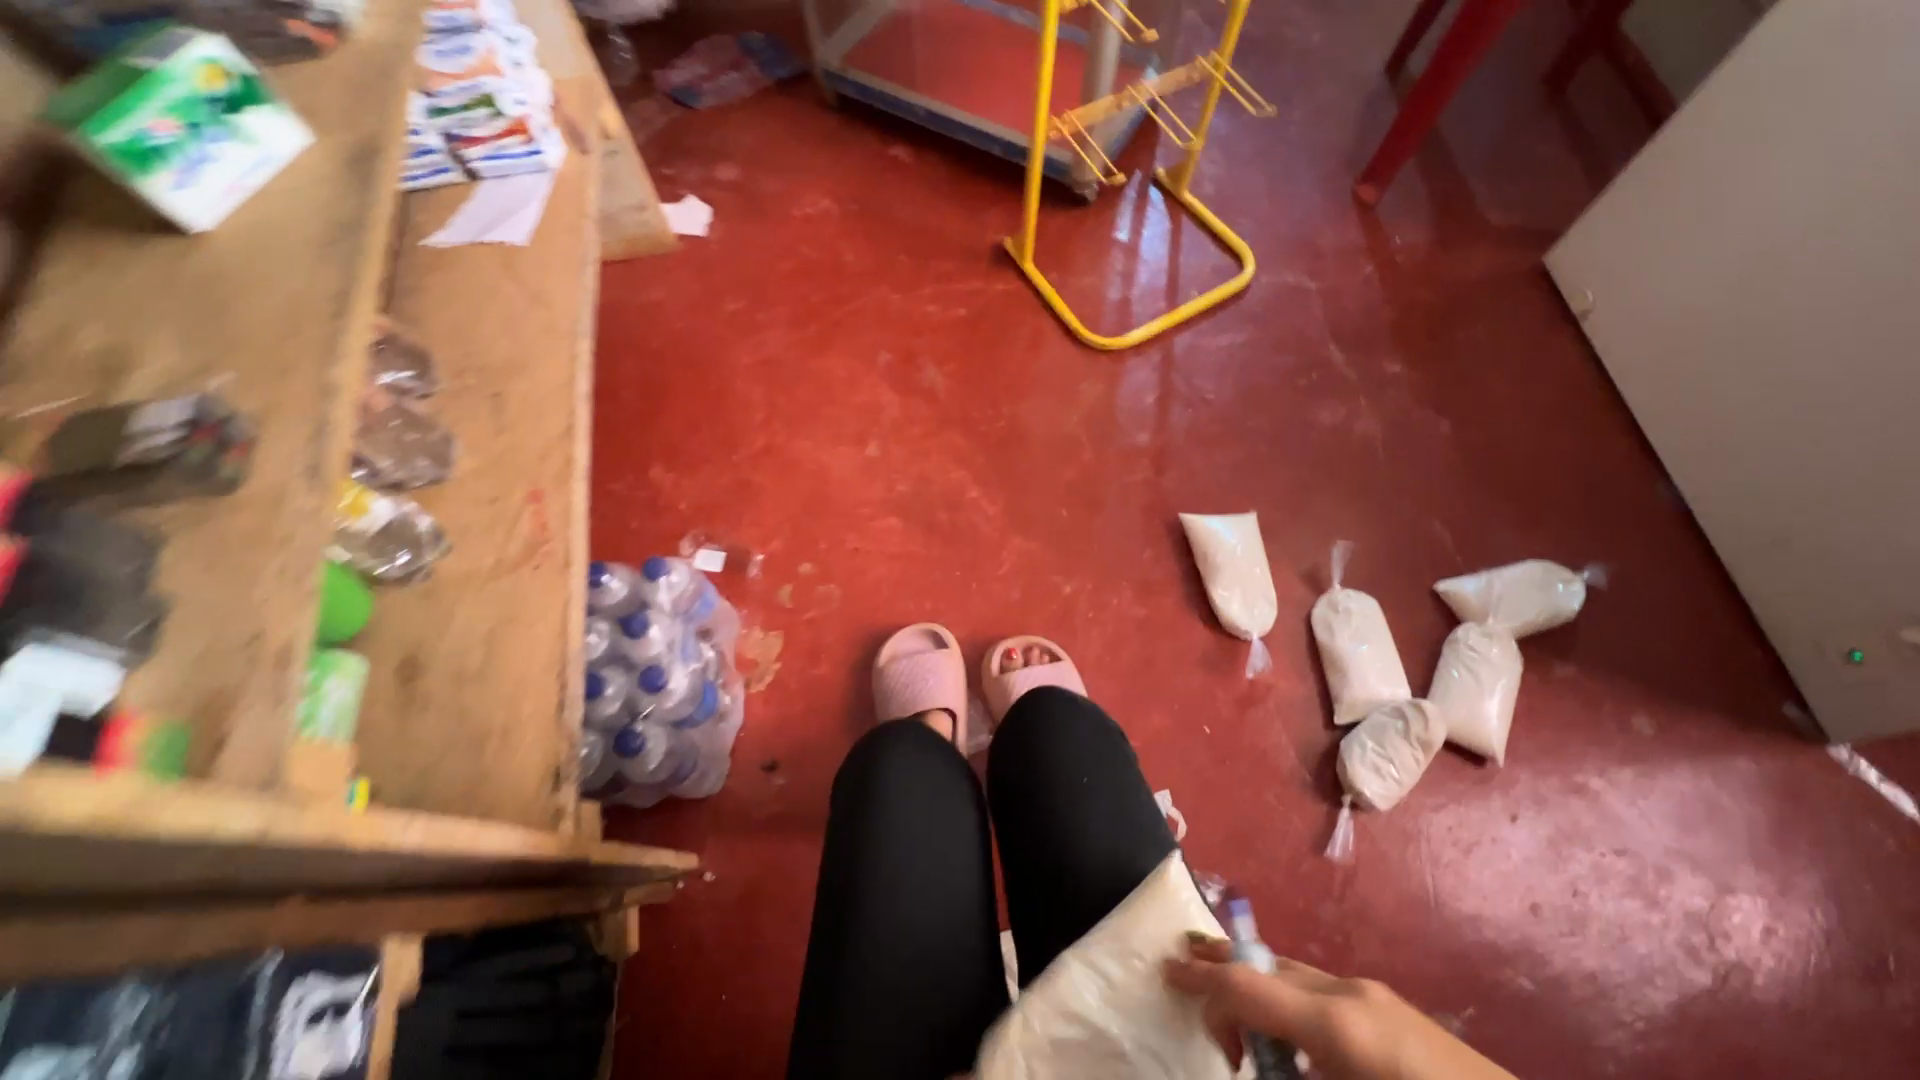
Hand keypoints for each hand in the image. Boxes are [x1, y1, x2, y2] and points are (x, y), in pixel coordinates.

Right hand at [1163, 936, 1516, 1079]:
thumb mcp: (1338, 1078)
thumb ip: (1292, 1066)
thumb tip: (1253, 1051)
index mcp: (1337, 1026)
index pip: (1248, 989)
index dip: (1202, 981)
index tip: (1167, 971)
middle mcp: (1351, 997)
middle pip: (1268, 968)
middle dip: (1224, 968)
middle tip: (1186, 968)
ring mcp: (1376, 999)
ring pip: (1295, 977)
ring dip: (1257, 990)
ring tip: (1233, 1018)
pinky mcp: (1393, 1010)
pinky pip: (1324, 994)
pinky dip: (1291, 1004)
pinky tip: (1292, 1037)